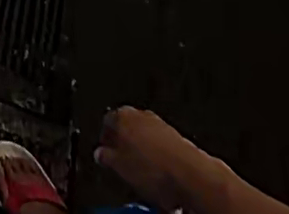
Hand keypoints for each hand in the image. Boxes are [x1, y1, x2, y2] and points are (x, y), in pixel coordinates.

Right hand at [95, 107, 216, 211]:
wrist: (187, 173)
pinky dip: (153, 154)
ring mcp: (158, 123)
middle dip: (121, 143)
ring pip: (141, 134)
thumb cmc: (154, 168)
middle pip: (125, 126)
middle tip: (118, 161)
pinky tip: (154, 171)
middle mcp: (141, 114)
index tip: (104, 151)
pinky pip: (157, 142)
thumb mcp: (119, 167)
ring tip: (137, 170)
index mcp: (123, 115)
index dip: (104, 137)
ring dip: (138, 149)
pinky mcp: (172, 135)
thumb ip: (106, 157)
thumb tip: (100, 153)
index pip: (107, 121)